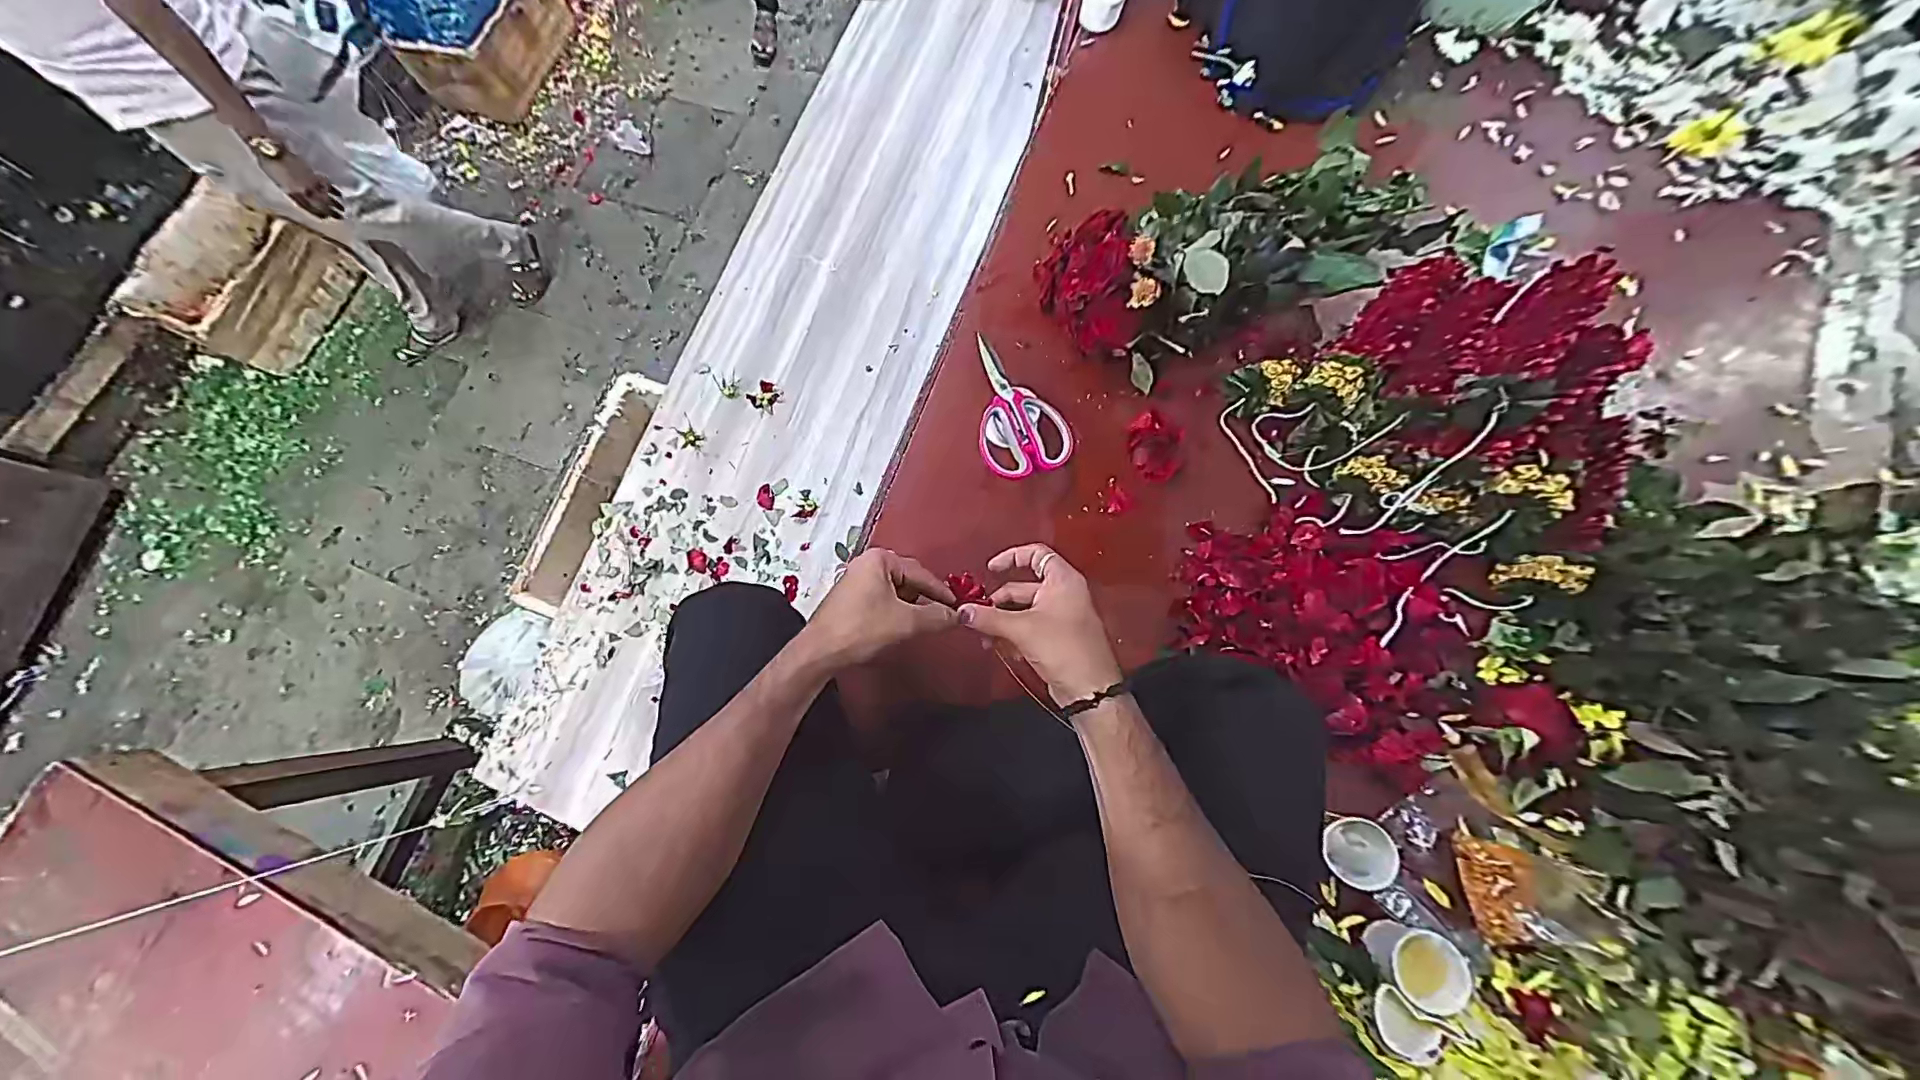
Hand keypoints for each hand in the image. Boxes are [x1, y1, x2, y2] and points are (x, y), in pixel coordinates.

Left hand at [261, 149, 343, 219]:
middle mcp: (303, 190)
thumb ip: (291, 191)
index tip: (326, 218)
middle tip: (340, 217)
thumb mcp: (277, 181)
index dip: (317, 213)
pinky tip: (339, 194)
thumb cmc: (269, 165)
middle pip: (320, 204)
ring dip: (335, 203)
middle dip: (330, 211)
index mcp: (292, 193)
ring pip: (326, 196)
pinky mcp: (314, 175)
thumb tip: (301, 196)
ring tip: (343, 208)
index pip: (308, 207)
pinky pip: (327, 185)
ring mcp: (310, 183)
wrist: (271, 151)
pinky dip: (334, 191)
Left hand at [796, 548, 957, 670]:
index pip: (921, 573)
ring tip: (926, 623)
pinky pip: (883, 598)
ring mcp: (857, 580)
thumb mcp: (906, 622)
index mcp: (879, 559)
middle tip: (944, 615)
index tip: (958, 606)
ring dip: (912, 606)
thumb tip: (958, 615)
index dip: (941, 592)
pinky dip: (897, 610)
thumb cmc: (862, 629)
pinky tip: (903, 625)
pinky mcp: (851, 598)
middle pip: (909, 579)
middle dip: (926, 598)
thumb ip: (936, 616)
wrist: (820, 652)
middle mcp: (867, 563)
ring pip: (896, 590)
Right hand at [957, 544, 1122, 706]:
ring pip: (1022, 611)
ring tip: (985, 638)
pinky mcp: (1056, 637)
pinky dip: (1013, 634)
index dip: (1011, 557)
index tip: (990, 569)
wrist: (1089, 689)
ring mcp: (1060, 616)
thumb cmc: (1063, 649)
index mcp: (1062, 580)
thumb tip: (963, 611)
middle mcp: (1062, 594)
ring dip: (1001, 622)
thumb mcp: (1021, 629)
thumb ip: (989, 618)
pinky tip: (1000, 649)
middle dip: (997, 602)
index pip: (1036, 554)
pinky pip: (1028, 628)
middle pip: (1022, 587)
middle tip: (976, 616)